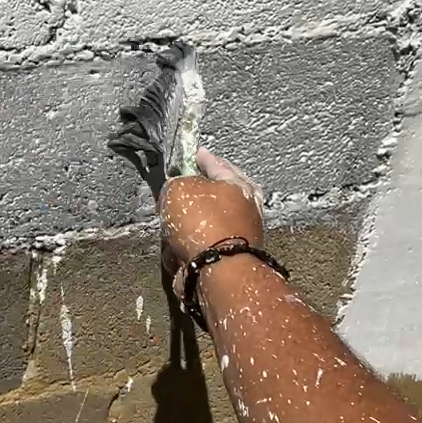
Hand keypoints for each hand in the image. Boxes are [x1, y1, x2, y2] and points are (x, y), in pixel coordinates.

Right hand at [160, 148, 263, 264]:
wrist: (217, 270)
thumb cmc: (200, 222)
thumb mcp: (178, 190)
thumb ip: (176, 183)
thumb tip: (177, 189)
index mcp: (238, 186)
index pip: (216, 164)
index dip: (202, 157)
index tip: (194, 151)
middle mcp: (245, 208)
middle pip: (220, 191)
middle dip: (204, 187)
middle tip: (188, 182)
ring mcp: (241, 233)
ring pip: (212, 217)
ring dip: (196, 215)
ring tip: (178, 214)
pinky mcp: (231, 256)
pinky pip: (207, 240)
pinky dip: (195, 238)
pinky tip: (180, 238)